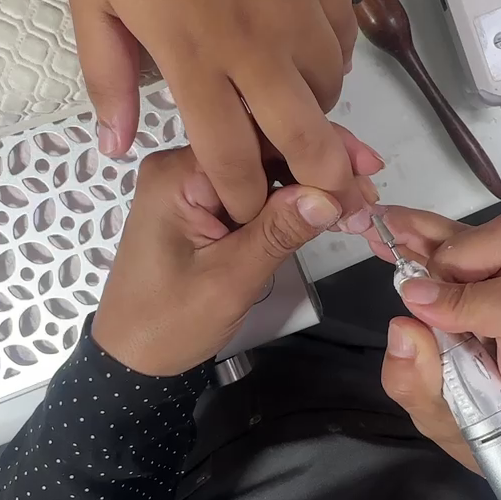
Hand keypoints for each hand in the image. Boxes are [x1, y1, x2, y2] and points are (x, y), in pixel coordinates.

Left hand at [56, 0, 364, 227]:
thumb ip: (108, 78)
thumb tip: (115, 144)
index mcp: (194, 55)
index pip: (232, 155)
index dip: (244, 197)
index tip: (247, 213)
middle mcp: (256, 41)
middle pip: (306, 135)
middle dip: (318, 180)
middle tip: (320, 197)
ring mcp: (296, 3)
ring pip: (332, 87)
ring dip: (318, 115)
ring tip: (296, 118)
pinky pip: (344, 37)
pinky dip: (334, 63)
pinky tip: (310, 62)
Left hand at [92, 137, 378, 375]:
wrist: (129, 359)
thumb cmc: (169, 324)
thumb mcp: (229, 280)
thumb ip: (278, 233)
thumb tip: (331, 194)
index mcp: (179, 173)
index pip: (258, 140)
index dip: (317, 151)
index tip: (365, 173)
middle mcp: (182, 165)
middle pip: (262, 148)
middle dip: (320, 164)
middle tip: (371, 188)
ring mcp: (191, 184)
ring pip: (262, 168)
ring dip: (310, 182)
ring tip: (359, 201)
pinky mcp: (200, 204)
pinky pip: (251, 189)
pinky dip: (289, 199)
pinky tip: (325, 208)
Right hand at [372, 209, 500, 473]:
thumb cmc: (488, 436)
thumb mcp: (440, 425)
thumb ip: (417, 383)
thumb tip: (404, 326)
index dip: (460, 295)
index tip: (412, 301)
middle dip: (451, 259)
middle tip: (415, 287)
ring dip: (442, 239)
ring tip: (388, 234)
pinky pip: (496, 240)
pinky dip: (445, 234)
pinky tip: (403, 228)